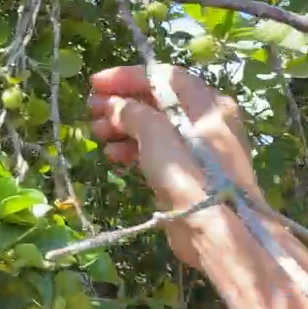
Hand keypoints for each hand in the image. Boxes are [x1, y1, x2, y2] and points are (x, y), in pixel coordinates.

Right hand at [86, 65, 257, 266]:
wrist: (216, 231)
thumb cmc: (190, 175)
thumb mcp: (157, 135)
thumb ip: (133, 113)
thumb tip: (114, 105)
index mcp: (208, 104)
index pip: (164, 77)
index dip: (128, 77)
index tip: (96, 84)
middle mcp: (206, 122)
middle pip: (158, 102)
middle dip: (122, 104)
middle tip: (91, 110)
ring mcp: (197, 150)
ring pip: (154, 128)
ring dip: (123, 127)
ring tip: (97, 134)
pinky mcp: (187, 174)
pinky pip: (156, 152)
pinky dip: (134, 149)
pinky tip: (113, 155)